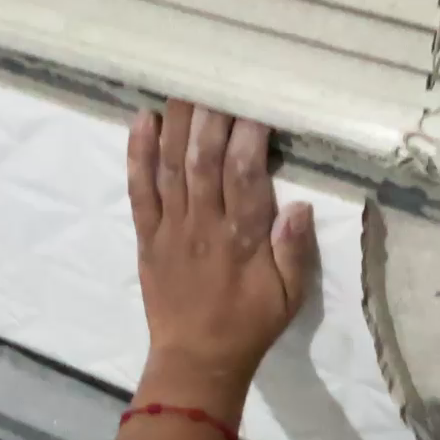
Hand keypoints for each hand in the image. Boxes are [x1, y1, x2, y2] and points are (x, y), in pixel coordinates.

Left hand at [127, 102, 317, 418]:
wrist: (196, 360)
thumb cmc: (250, 325)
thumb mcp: (290, 296)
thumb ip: (295, 251)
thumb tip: (301, 204)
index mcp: (243, 239)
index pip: (245, 173)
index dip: (249, 134)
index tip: (257, 104)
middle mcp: (204, 225)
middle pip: (204, 159)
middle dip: (212, 116)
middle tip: (220, 79)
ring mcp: (170, 229)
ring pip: (172, 166)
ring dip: (178, 123)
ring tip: (186, 84)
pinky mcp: (146, 235)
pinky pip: (139, 190)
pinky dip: (138, 154)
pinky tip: (141, 120)